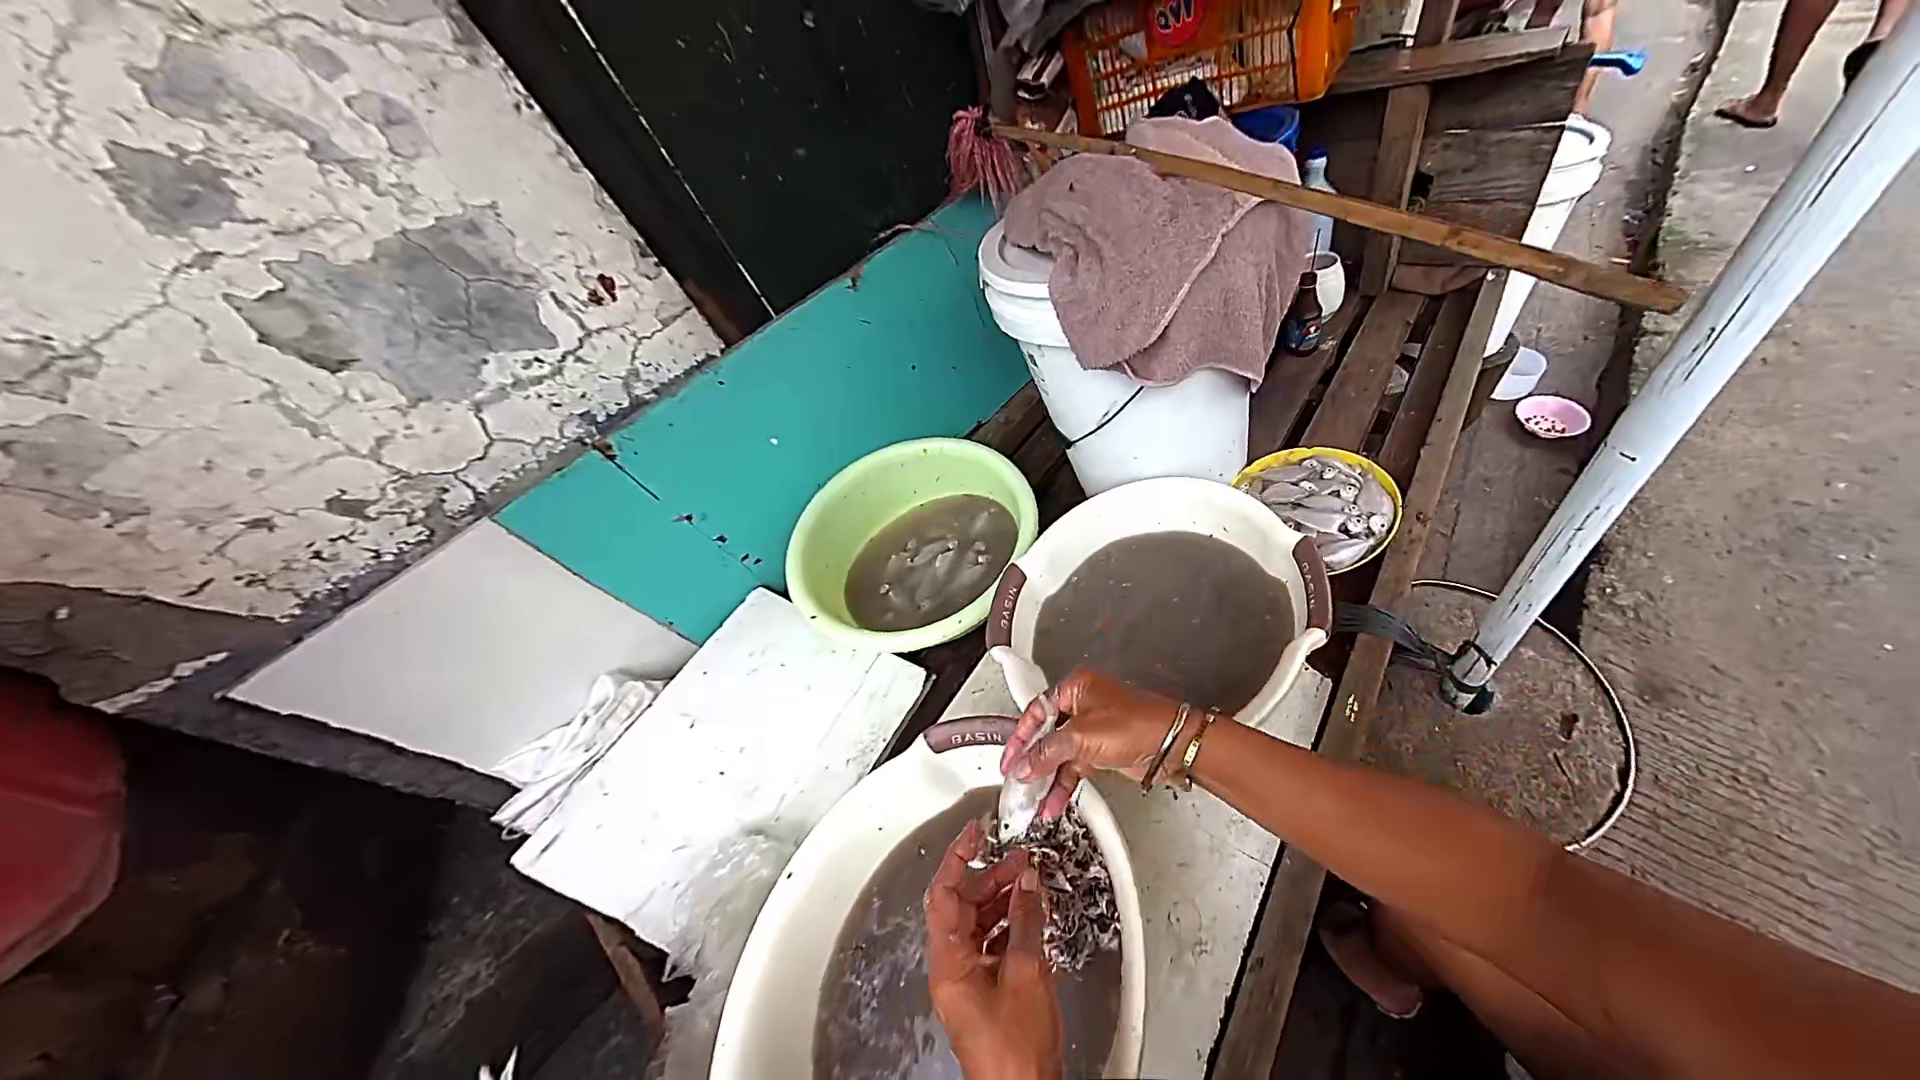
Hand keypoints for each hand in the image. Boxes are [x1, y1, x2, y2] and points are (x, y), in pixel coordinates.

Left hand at [925, 820, 1061, 1079]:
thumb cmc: (1016, 1050)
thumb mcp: (1026, 972)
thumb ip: (1026, 920)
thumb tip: (1027, 882)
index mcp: (948, 961)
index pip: (944, 893)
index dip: (957, 857)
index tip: (972, 833)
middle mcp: (952, 967)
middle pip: (963, 905)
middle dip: (990, 877)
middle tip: (1017, 859)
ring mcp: (968, 979)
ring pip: (979, 922)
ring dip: (1002, 899)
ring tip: (1028, 881)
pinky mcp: (985, 989)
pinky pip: (991, 942)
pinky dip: (1009, 923)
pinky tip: (1029, 914)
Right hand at [999, 669, 1184, 820]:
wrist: (1173, 745)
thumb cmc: (1137, 725)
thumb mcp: (1082, 737)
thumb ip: (1047, 752)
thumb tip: (1023, 764)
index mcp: (1075, 688)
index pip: (1036, 711)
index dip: (1021, 736)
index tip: (1009, 757)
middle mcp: (1082, 705)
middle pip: (1047, 734)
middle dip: (1033, 761)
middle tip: (1018, 780)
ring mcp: (1093, 728)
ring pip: (1060, 754)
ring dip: (1048, 777)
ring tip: (1034, 798)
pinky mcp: (1102, 749)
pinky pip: (1075, 766)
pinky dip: (1064, 783)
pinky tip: (1054, 800)